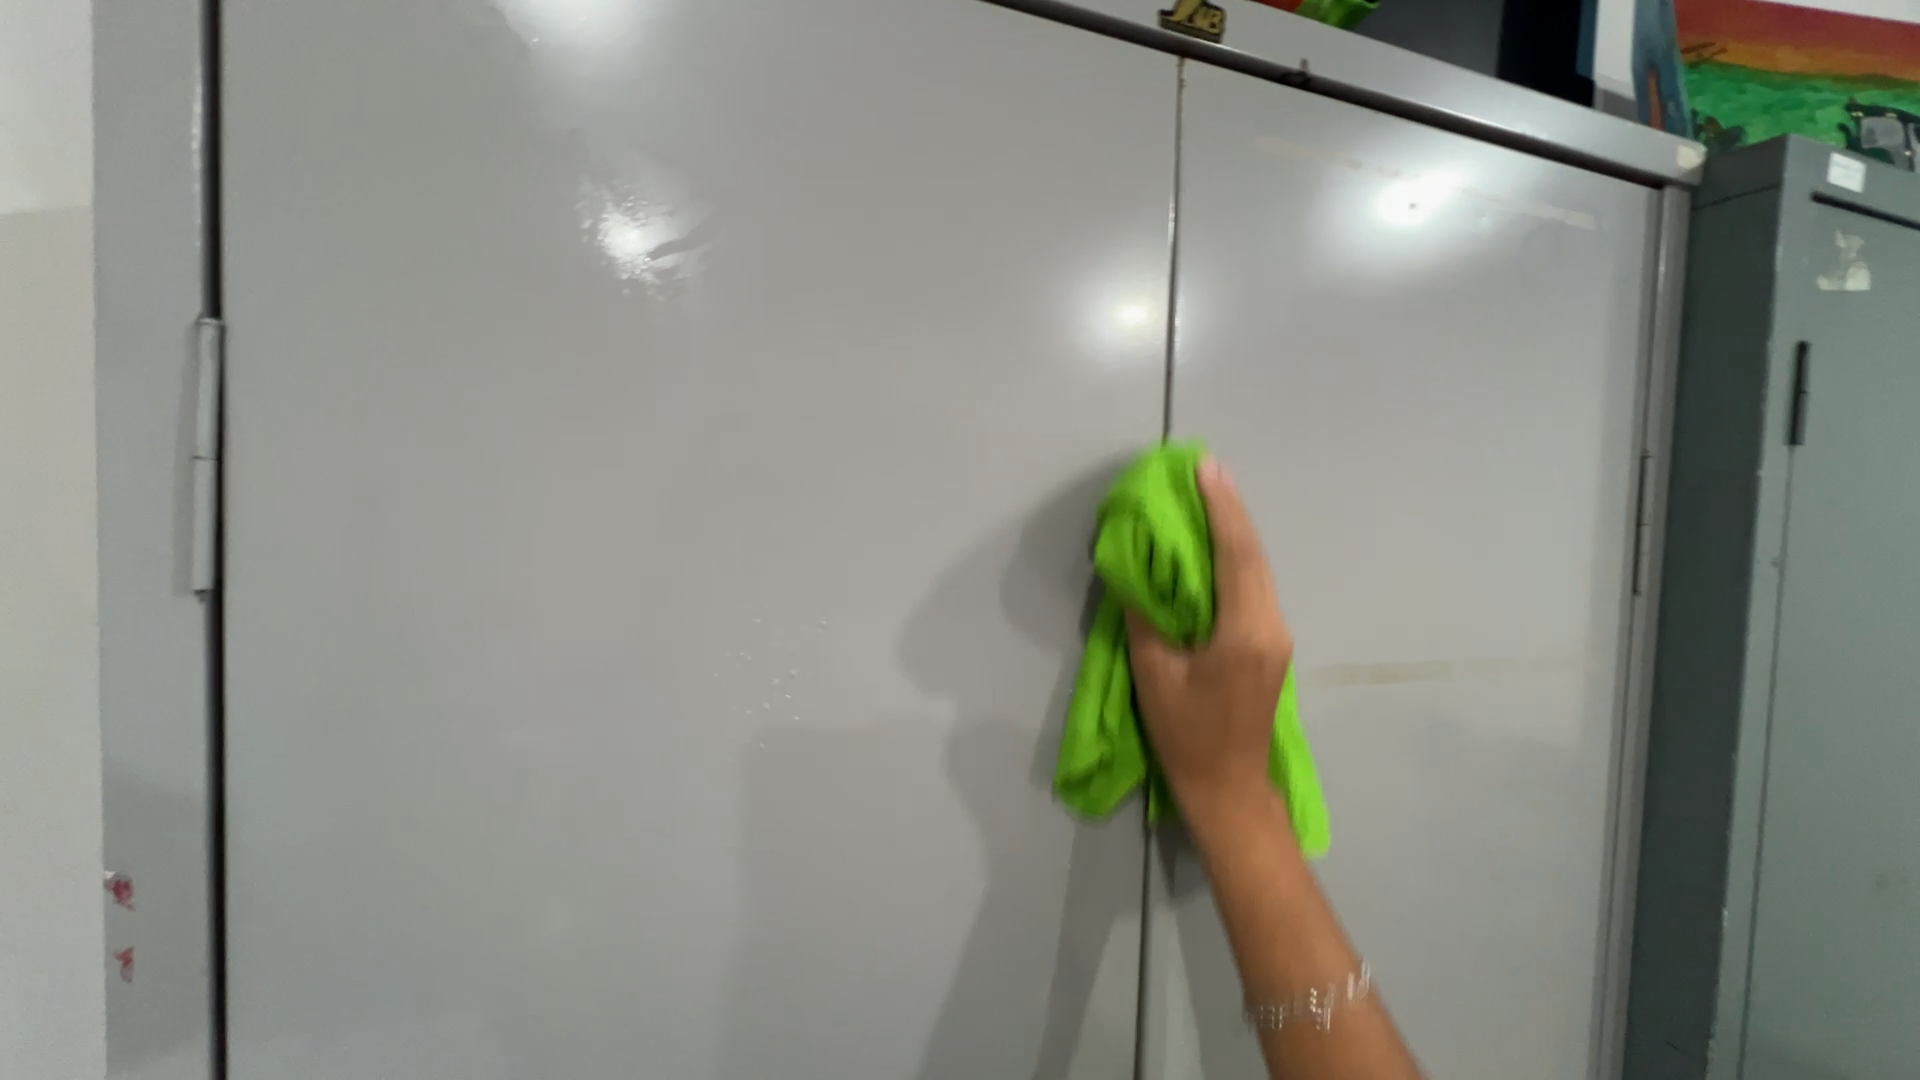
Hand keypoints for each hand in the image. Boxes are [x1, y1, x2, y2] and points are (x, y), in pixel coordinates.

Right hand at [1126, 456, 1294, 829]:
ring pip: (1258, 570)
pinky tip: (1217, 544)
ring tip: (1210, 494)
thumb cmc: (1186, 736)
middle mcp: (1271, 626)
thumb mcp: (1154, 676)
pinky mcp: (1270, 644)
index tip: (1206, 469)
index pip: (1236, 557)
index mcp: (1244, 633)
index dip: (1221, 510)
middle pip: (1255, 556)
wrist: (1229, 788)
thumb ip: (1146, 618)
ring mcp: (1277, 636)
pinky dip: (1235, 558)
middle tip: (1207, 469)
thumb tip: (1138, 574)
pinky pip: (1254, 588)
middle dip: (1231, 510)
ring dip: (1235, 531)